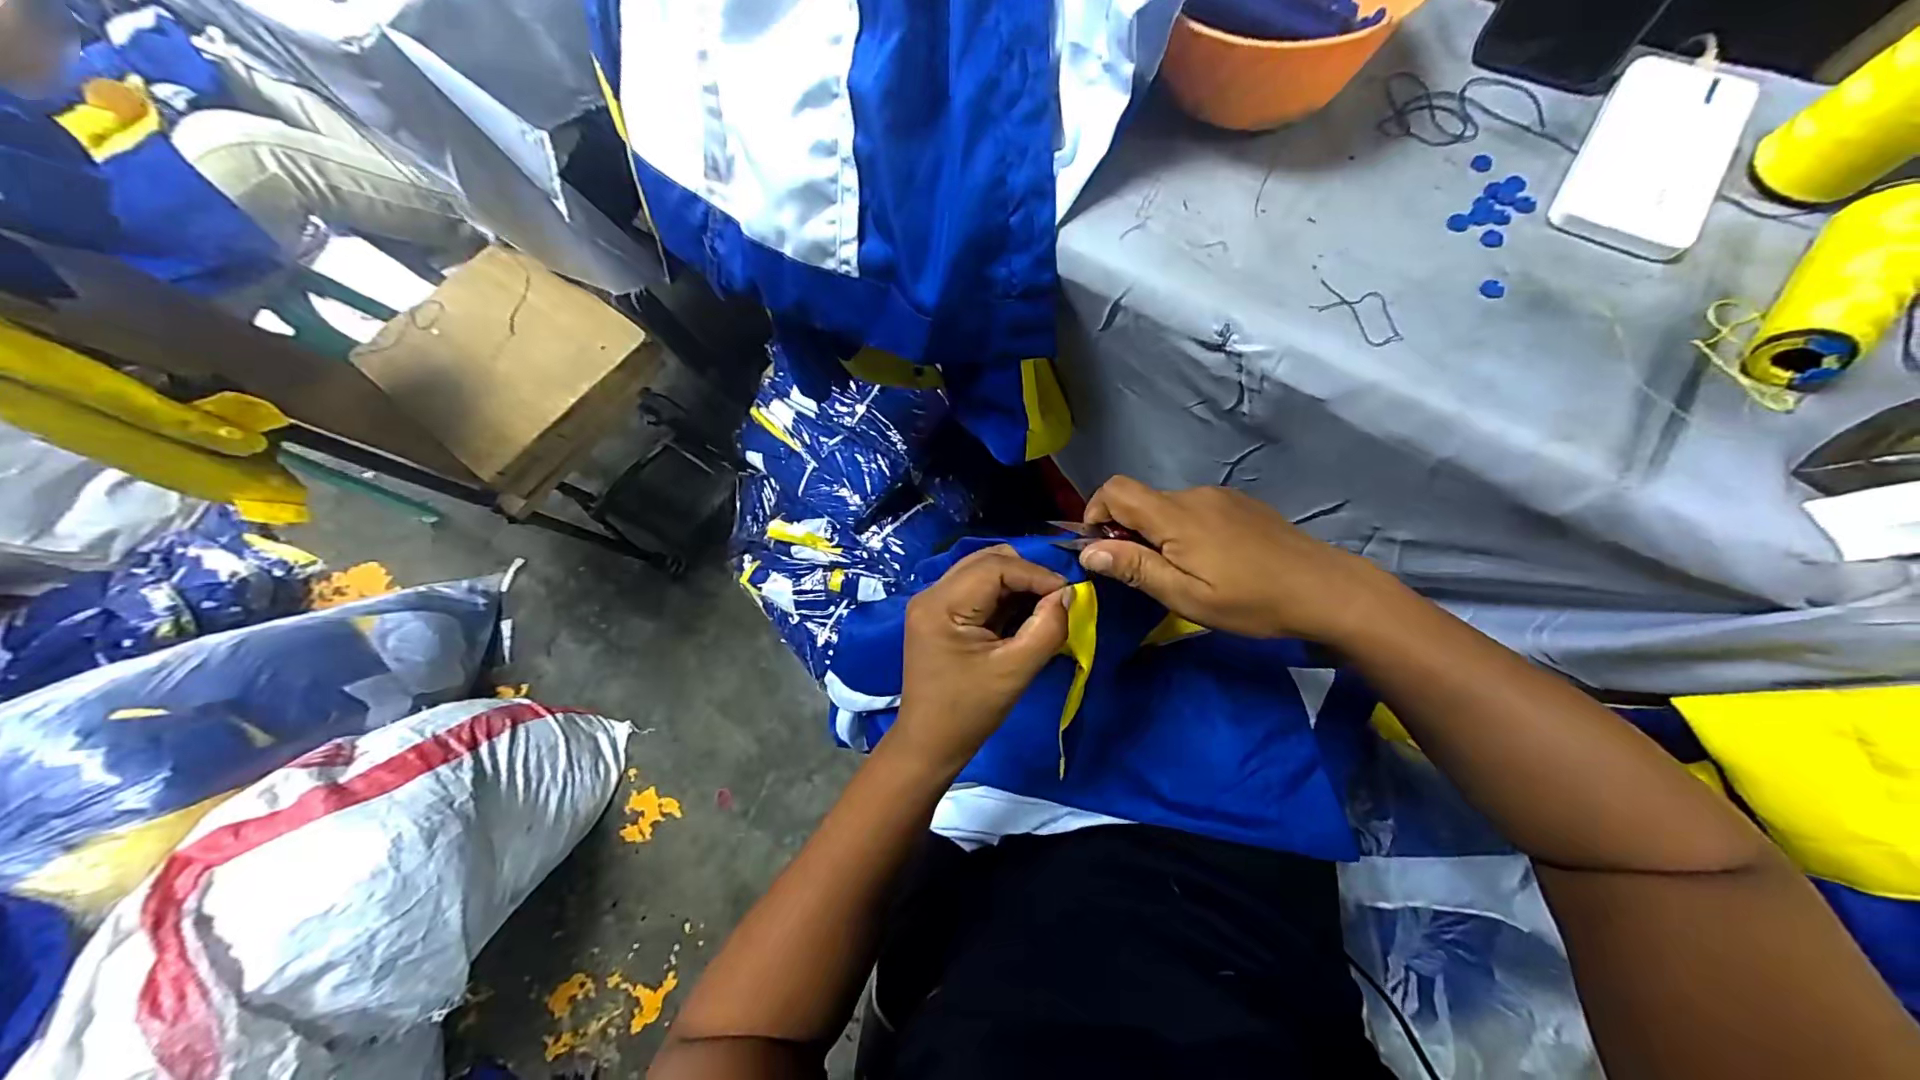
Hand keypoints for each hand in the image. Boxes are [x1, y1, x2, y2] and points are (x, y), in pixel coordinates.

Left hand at [894, 545, 1072, 772]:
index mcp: (941, 604)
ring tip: (1044, 610)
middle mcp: (932, 593)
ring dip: (1018, 585)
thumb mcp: (1015, 671)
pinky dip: (1005, 598)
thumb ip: (1047, 629)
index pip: (996, 566)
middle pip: (988, 561)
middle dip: (1028, 576)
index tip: (1069, 595)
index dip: (1037, 574)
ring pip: (984, 572)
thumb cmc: (969, 711)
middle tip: (1058, 601)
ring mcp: (933, 603)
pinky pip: (978, 590)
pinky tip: (1024, 617)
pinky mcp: (940, 614)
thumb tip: (1069, 596)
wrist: (930, 743)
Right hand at [1077, 476, 1400, 642]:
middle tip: (1146, 574)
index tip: (1102, 549)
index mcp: (1175, 515)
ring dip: (1158, 533)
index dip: (1095, 512)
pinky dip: (1185, 530)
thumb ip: (1135, 567)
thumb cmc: (1251, 601)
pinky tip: (1213, 561)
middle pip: (1141, 500)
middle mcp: (1194, 495)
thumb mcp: (1186, 595)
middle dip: (1127, 531)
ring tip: (1183, 572)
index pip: (1115, 490)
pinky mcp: (1241, 505)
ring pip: (1168, 507)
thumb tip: (1087, 549)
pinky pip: (1196, 510)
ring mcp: (1221, 497)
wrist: (1327, 590)